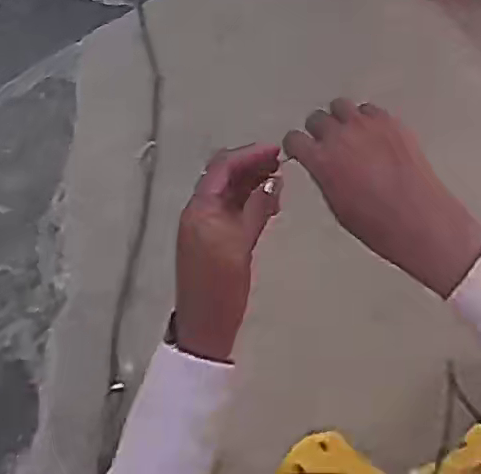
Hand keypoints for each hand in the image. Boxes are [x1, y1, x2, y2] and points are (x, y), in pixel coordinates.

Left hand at [174, 144, 283, 361]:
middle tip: (280, 162)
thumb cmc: (221, 287)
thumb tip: (274, 180)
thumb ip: (256, 209)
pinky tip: (269, 201)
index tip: (275, 150)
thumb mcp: (241, 245)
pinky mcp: (215, 237)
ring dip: (252, 181)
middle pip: (225, 175)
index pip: (222, 167)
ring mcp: (207, 224)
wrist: (205, 330)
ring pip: (231, 191)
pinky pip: (232, 208)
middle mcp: (200, 210)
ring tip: (279, 179)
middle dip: (252, 164)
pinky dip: (250, 200)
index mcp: (200, 208)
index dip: (249, 154)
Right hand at [282, 100, 480, 298]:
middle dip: (318, 129)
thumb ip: (325, 177)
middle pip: (316, 117)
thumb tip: (323, 168)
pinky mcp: (389, 121)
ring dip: (341, 118)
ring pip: (341, 106)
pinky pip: (370, 110)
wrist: (420, 220)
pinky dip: (368, 118)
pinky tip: (373, 134)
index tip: (299, 146)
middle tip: (326, 140)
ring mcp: (366, 125)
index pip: (294, 138)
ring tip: (349, 131)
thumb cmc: (382, 224)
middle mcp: (340, 136)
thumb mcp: (337, 206)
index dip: (296, 144)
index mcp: (322, 160)